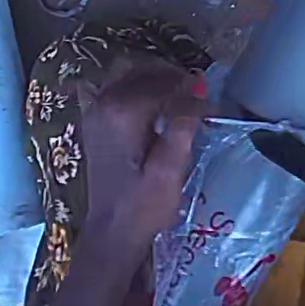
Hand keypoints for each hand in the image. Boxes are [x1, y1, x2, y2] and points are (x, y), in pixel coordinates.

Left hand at [43, 55, 204, 305]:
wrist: (112, 233)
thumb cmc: (144, 206)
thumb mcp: (171, 168)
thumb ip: (183, 123)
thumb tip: (197, 86)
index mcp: (122, 111)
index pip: (163, 83)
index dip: (189, 88)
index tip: (210, 99)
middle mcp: (103, 103)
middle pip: (143, 72)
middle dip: (172, 77)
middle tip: (198, 93)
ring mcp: (95, 111)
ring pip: (129, 76)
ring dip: (156, 80)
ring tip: (182, 97)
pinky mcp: (94, 122)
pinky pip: (118, 90)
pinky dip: (139, 89)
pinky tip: (156, 105)